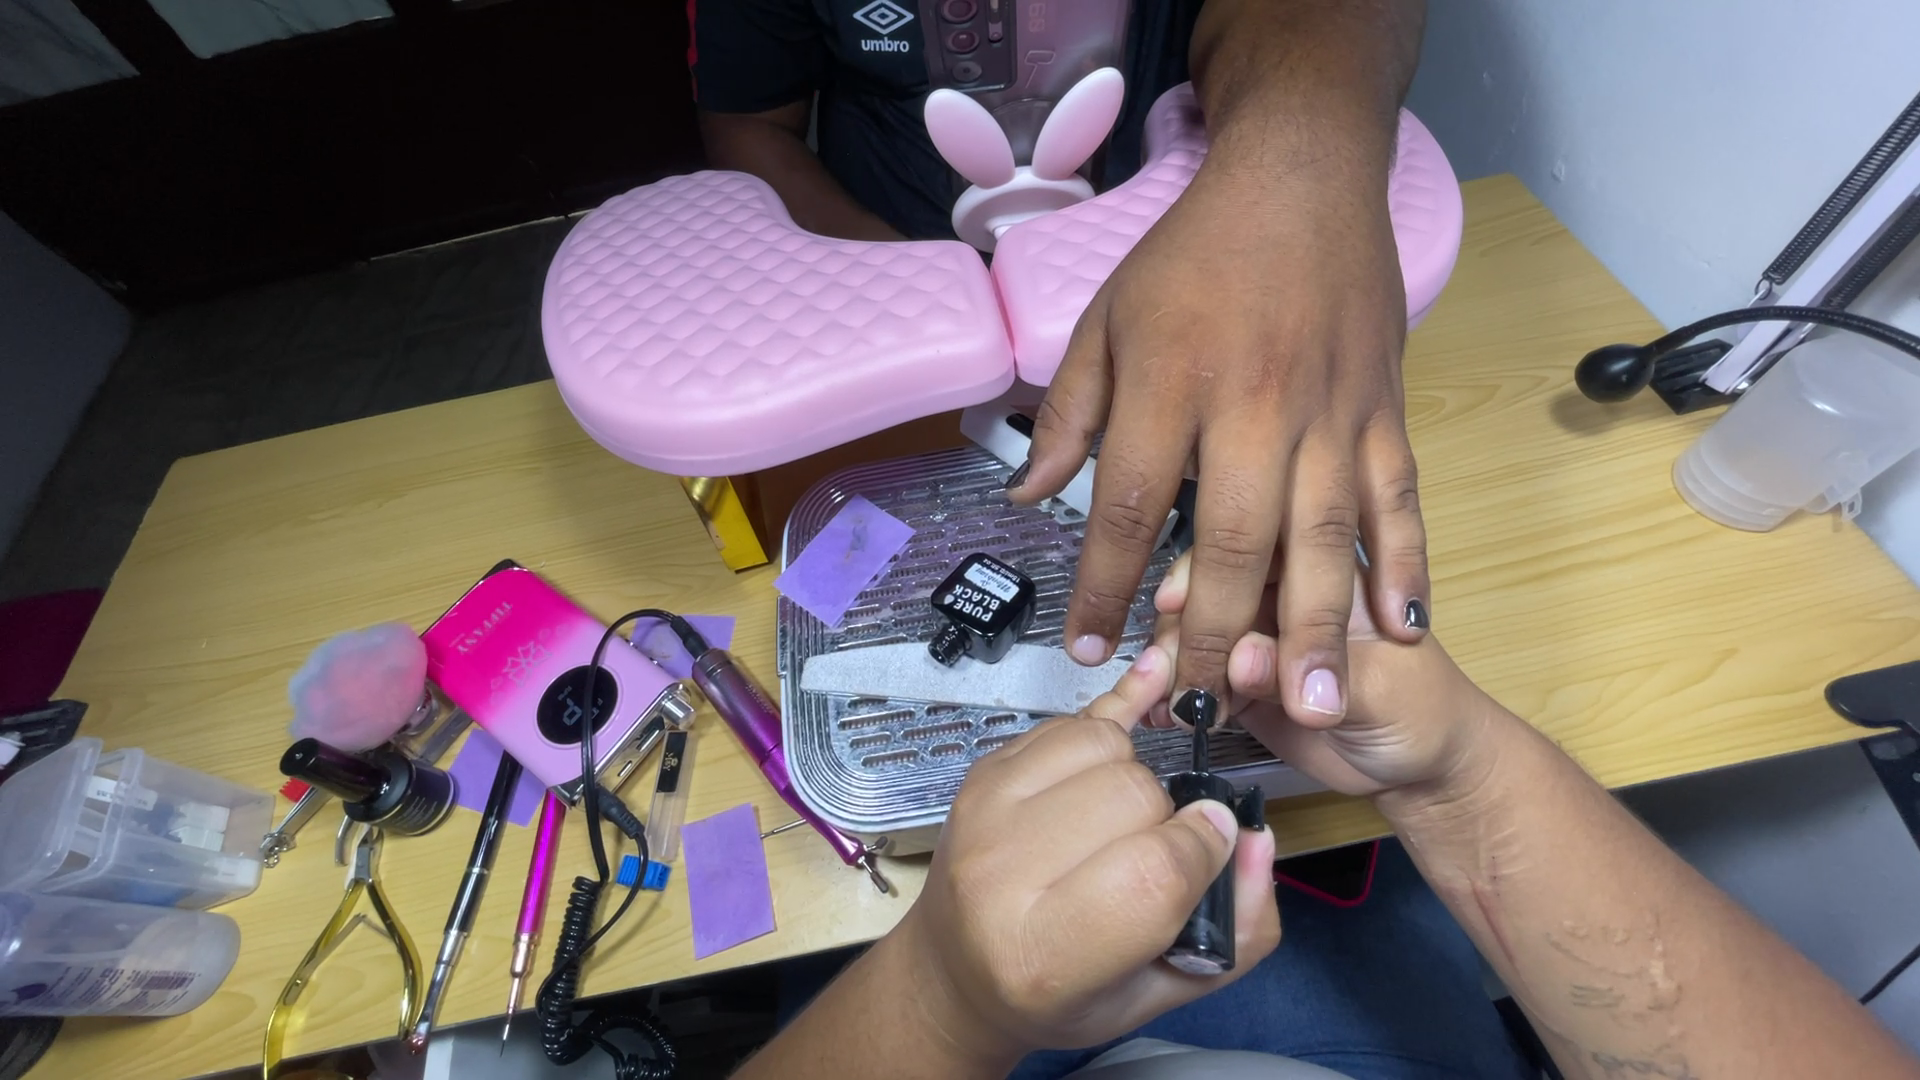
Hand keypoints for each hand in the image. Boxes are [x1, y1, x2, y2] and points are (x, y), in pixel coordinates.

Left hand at [898, 645, 1279, 1062]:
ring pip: (1101, 743)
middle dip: (1165, 813)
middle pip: (1129, 794)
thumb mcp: (1156, 993)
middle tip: (1155, 841)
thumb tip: (1254, 837)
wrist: (957, 964)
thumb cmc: (1056, 993)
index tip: (1214, 843)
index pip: (1151, 874)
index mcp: (1042, 952)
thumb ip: (1233, 929)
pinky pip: (1065, 722)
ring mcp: (985, 810)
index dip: (1201, 849)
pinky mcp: (982, 771)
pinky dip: (1102, 732)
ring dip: (1132, 770)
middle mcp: (1001, 873)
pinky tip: (1126, 731)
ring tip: (1122, 812)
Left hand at [1009, 155, 1429, 726]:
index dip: (1102, 587)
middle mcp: (1255, 409)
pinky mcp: (1384, 412)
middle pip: (1233, 543)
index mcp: (1170, 387)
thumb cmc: (1188, 258)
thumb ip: (1066, 418)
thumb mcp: (1102, 324)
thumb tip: (1028, 496)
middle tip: (1198, 708)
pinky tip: (1397, 630)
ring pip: (1323, 539)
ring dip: (1314, 630)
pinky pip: (1398, 500)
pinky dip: (1403, 566)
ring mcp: (1331, 415)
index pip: (1129, 509)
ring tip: (1308, 707)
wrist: (1299, 182)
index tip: (1083, 647)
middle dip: (1215, 636)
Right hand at [1152, 553, 1490, 796]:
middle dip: (1179, 628)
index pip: (1251, 551)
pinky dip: (1172, 696)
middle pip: (1206, 589)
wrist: (1415, 767)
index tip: (1173, 604)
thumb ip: (1310, 673)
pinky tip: (1165, 716)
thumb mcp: (1380, 690)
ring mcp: (1249, 633)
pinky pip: (1192, 677)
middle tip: (1162, 670)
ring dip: (1169, 664)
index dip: (1206, 571)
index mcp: (1317, 569)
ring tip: (1166, 702)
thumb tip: (1241, 660)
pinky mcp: (1232, 677)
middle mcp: (1275, 593)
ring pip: (1189, 632)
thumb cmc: (1420, 710)